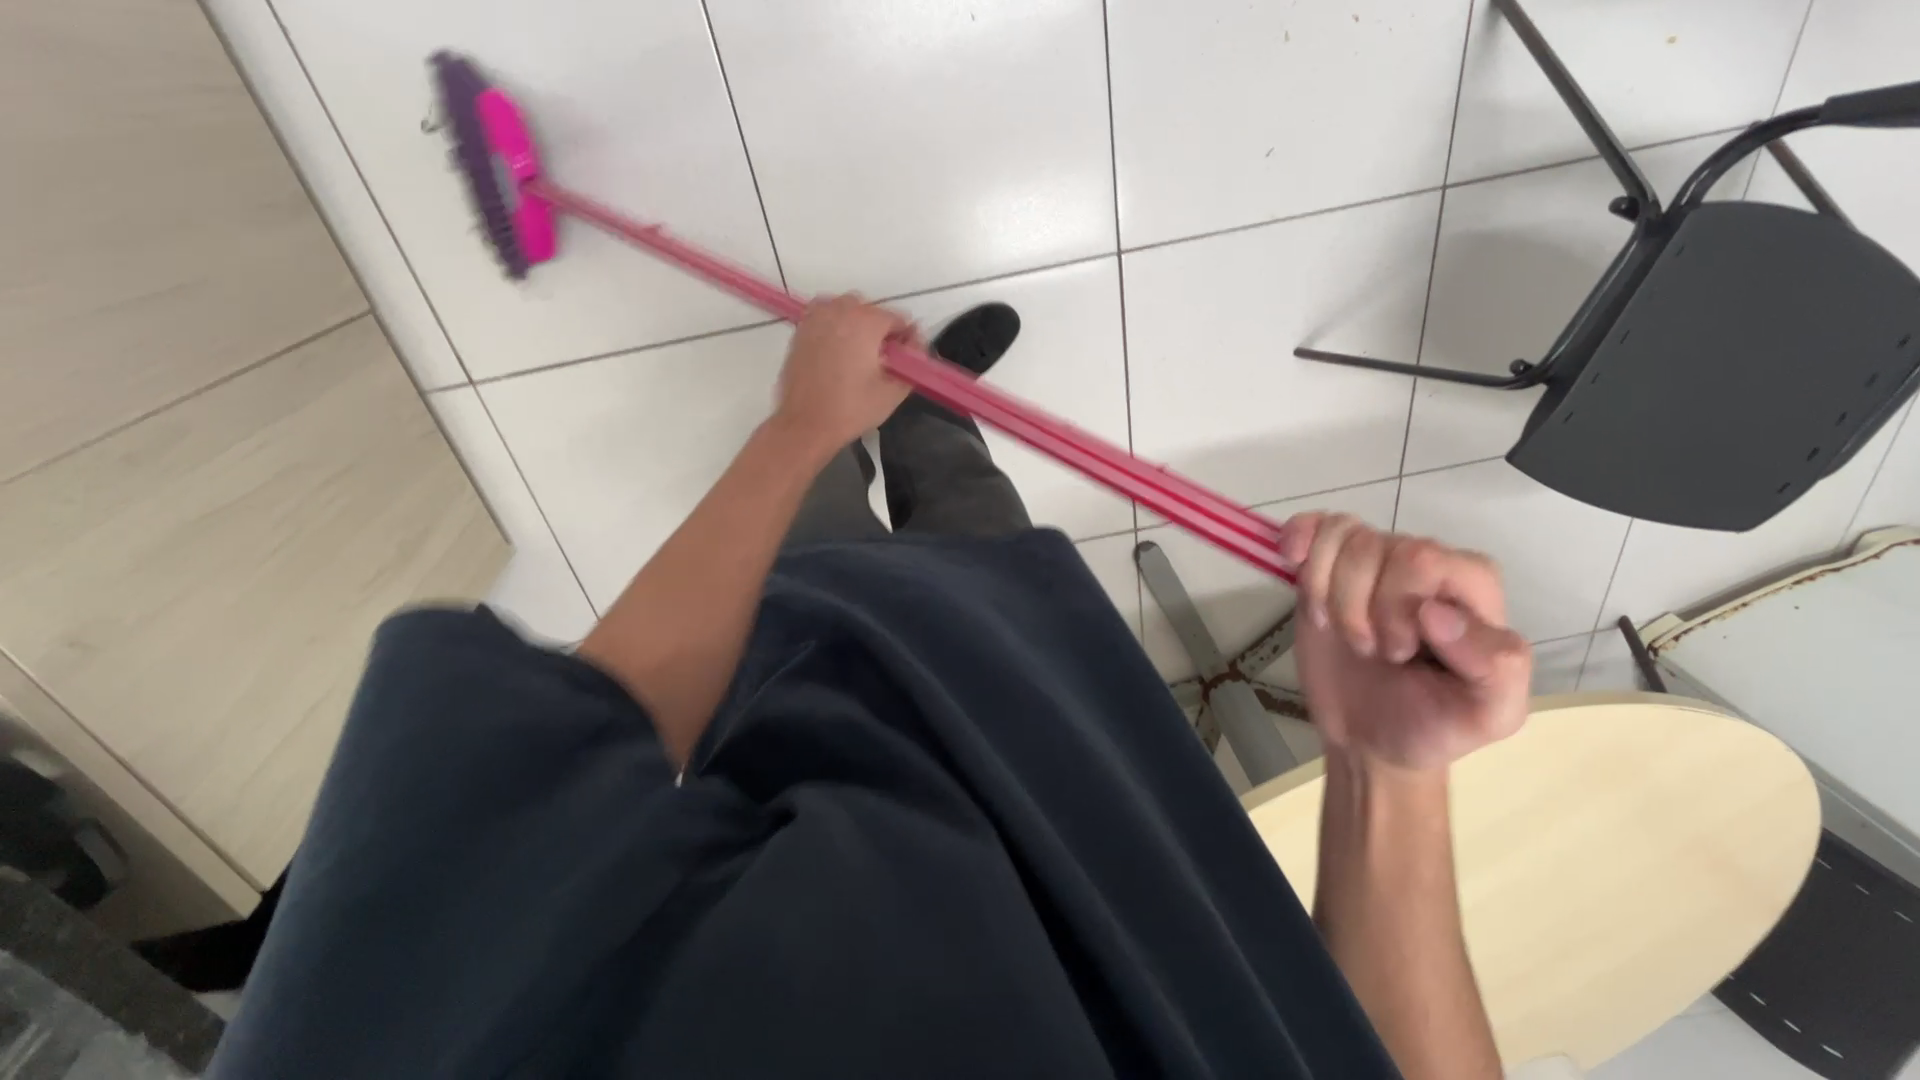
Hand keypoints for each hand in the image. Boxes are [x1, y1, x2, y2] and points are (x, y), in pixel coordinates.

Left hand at [772, 294, 914, 454]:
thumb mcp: (893, 392)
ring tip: (858, 352)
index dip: (906, 339)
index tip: (904, 359)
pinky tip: (837, 346)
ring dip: (857, 323)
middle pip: (871, 310)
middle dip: (880, 330)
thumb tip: (916, 347)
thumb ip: (913, 364)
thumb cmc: (851, 410)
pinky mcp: (801, 329)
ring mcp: (817, 318)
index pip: (898, 319)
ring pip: (846, 308)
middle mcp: (841, 311)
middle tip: (882, 359)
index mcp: (866, 323)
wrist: (806, 424)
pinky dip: (834, 323)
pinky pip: (824, 314)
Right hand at [1278, 514, 1530, 771]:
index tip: (1399, 653)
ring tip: (1337, 631)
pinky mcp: (1328, 568)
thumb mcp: (1490, 714)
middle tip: (1369, 650)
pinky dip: (1299, 537)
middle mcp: (1424, 562)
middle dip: (1356, 606)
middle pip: (1374, 547)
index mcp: (1470, 586)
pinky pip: (1315, 525)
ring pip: (1340, 536)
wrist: (1372, 740)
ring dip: (1324, 591)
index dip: (1395, 604)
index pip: (1423, 558)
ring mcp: (1374, 562)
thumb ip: (1494, 665)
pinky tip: (1293, 560)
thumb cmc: (1434, 725)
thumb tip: (1435, 612)